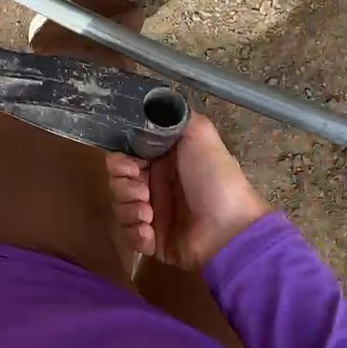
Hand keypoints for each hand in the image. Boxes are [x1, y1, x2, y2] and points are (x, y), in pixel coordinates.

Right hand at [106, 114, 269, 272]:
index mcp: (162, 161)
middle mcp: (154, 184)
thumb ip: (176, 116)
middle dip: (123, 186)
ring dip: (128, 210)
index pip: (125, 156)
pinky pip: (128, 235)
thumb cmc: (214, 180)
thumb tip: (152, 107)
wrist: (229, 230)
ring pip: (120, 207)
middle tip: (143, 193)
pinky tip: (150, 233)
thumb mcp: (200, 134)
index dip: (121, 160)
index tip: (130, 166)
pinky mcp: (153, 240)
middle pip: (117, 181)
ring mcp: (153, 214)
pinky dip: (135, 234)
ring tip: (149, 216)